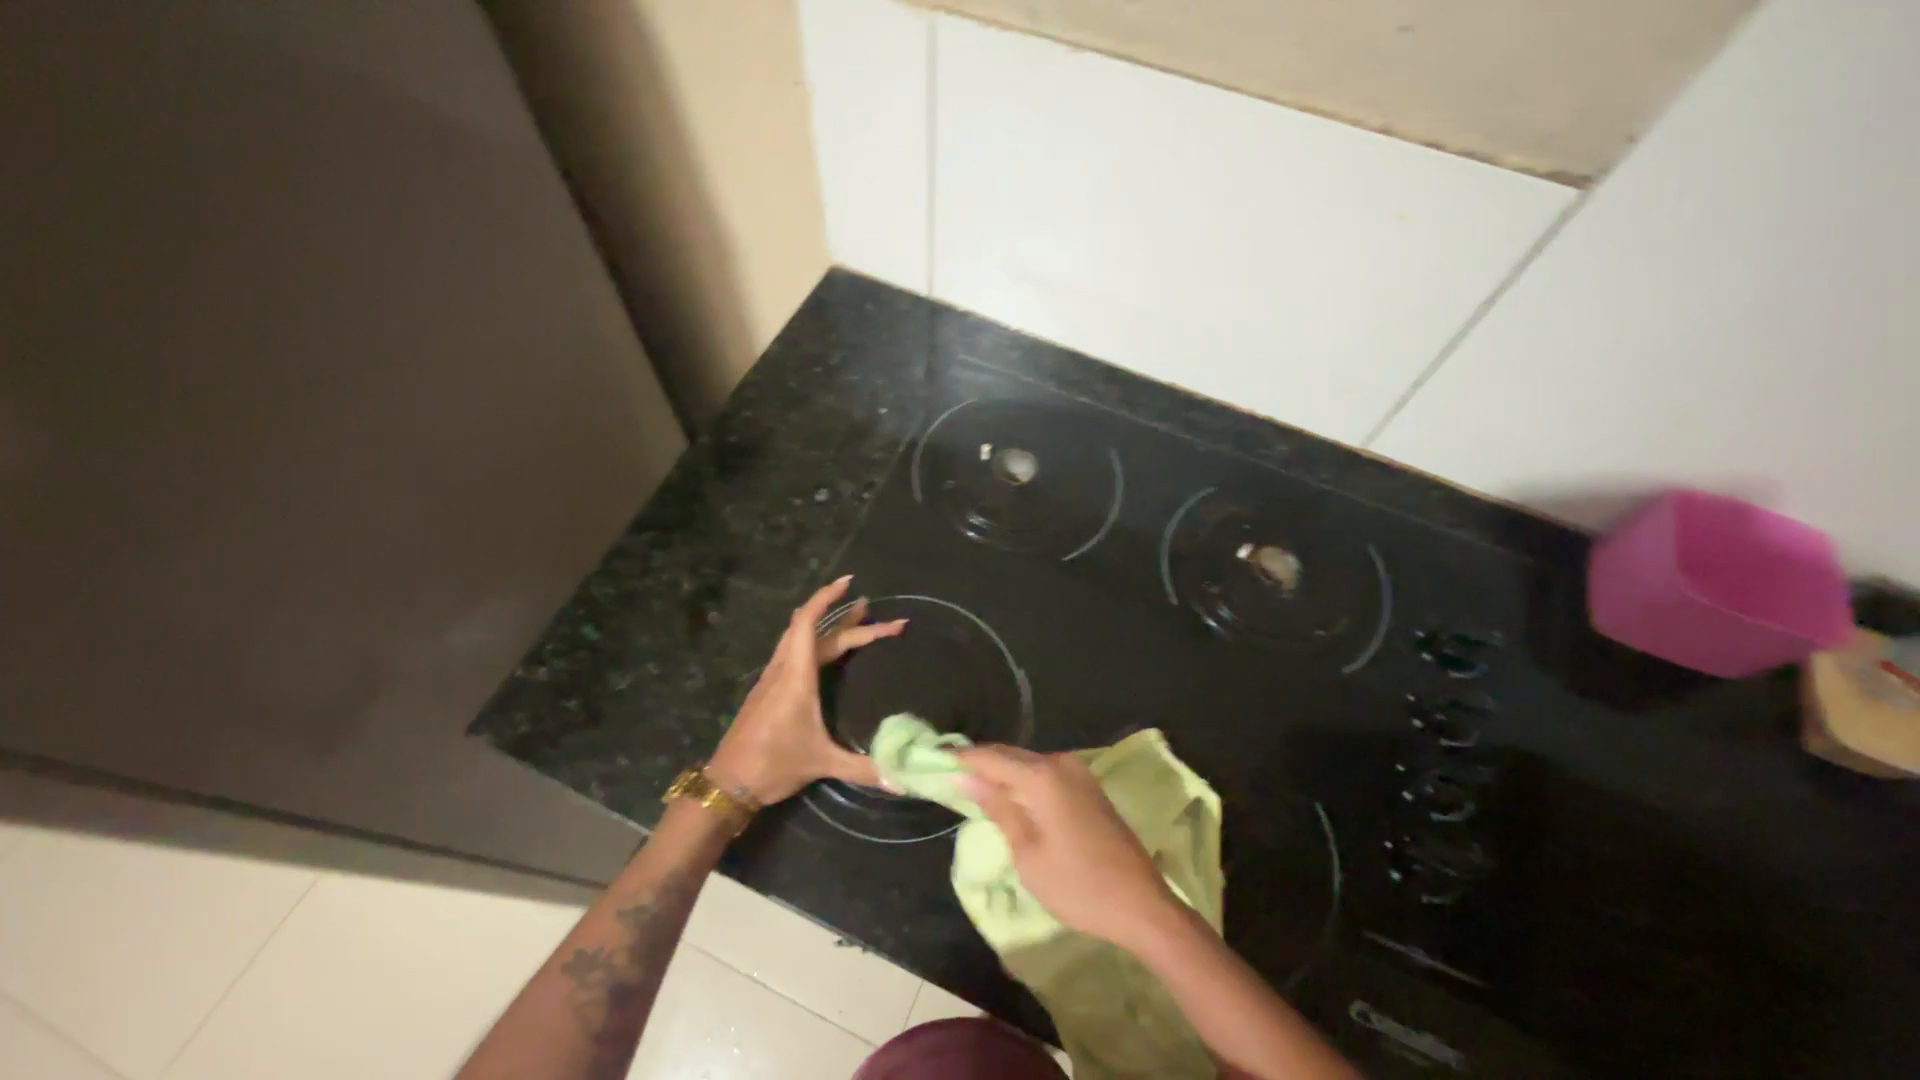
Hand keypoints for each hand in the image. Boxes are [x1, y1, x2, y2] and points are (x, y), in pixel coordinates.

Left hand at [706, 576, 906, 803]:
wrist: (727, 783)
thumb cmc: (772, 764)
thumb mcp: (822, 764)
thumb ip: (864, 767)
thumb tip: (904, 775)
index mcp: (796, 676)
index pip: (809, 622)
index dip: (827, 598)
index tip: (849, 582)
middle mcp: (783, 670)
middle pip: (816, 632)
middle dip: (849, 620)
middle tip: (882, 616)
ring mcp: (772, 680)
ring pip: (801, 640)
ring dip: (828, 627)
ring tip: (856, 620)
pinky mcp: (768, 692)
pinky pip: (793, 653)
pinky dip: (815, 643)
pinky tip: (825, 653)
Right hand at [958, 745, 1180, 951]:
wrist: (1140, 905)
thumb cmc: (1077, 885)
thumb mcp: (1027, 853)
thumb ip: (998, 809)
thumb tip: (967, 779)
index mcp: (1042, 776)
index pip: (989, 757)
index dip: (960, 759)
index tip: (931, 761)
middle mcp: (1061, 763)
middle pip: (1009, 755)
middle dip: (979, 764)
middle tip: (946, 775)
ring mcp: (1079, 773)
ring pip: (1028, 763)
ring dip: (1001, 773)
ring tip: (971, 788)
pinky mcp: (1089, 788)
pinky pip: (1046, 774)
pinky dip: (1023, 781)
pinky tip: (1009, 797)